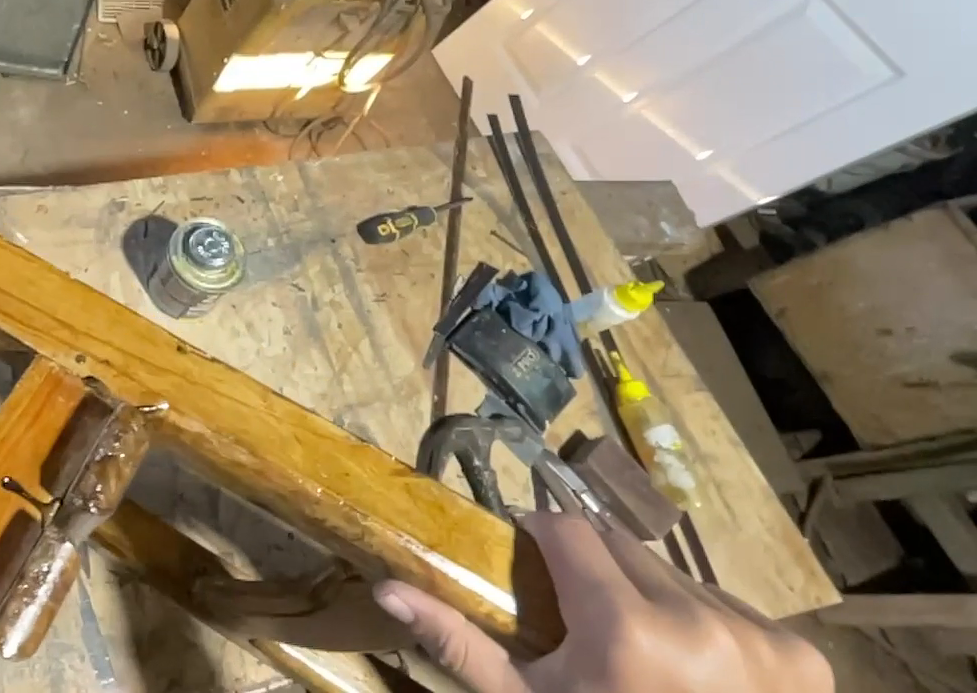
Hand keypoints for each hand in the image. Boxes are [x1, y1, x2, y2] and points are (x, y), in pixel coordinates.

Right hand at [373, 513, 833, 692]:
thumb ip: (458, 642)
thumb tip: (385, 587)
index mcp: (626, 627)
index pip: (565, 528)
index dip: (540, 538)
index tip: (528, 565)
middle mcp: (698, 618)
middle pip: (616, 544)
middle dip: (587, 565)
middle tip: (573, 612)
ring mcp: (760, 637)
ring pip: (669, 570)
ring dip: (641, 589)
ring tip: (633, 643)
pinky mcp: (804, 656)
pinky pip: (723, 601)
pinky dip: (697, 617)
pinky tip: (690, 662)